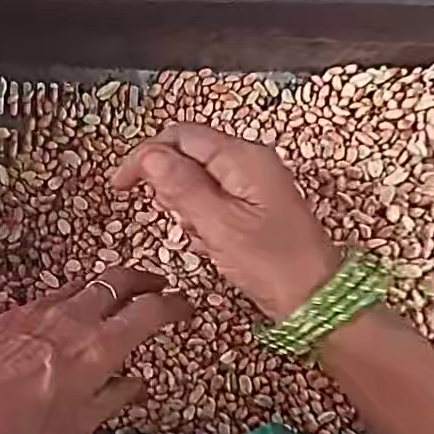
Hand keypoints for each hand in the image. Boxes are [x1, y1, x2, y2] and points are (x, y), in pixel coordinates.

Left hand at [0, 268, 190, 433]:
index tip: (184, 306)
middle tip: (157, 285)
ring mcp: (41, 309)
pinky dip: (75, 298)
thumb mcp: (78, 425)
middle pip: (118, 279)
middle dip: (144, 278)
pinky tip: (70, 316)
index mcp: (99, 347)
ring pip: (85, 283)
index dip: (173, 304)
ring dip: (108, 285)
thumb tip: (135, 381)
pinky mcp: (14, 311)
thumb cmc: (20, 432)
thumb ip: (113, 396)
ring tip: (117, 297)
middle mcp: (73, 317)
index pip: (150, 310)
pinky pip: (55, 295)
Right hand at [112, 122, 340, 319]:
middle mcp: (248, 161)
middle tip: (172, 219)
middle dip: (168, 185)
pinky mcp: (252, 206)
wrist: (314, 297)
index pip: (180, 136)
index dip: (145, 156)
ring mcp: (251, 183)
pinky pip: (212, 201)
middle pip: (188, 154)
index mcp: (242, 157)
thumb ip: (182, 187)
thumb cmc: (269, 262)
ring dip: (184, 206)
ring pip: (197, 179)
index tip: (119, 187)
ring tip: (199, 236)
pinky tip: (209, 243)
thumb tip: (149, 156)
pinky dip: (200, 219)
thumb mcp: (218, 225)